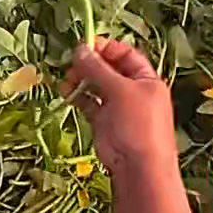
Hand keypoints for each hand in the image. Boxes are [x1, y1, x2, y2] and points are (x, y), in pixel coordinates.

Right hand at [64, 38, 178, 180]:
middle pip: (107, 69)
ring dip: (80, 80)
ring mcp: (117, 105)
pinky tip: (67, 94)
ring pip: (95, 85)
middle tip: (71, 65)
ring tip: (66, 82)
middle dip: (89, 65)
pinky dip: (78, 96)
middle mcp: (132, 89)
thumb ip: (98, 69)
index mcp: (145, 79)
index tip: (84, 46)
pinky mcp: (103, 119)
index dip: (105, 48)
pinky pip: (88, 102)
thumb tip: (80, 49)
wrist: (138, 166)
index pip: (124, 54)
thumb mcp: (119, 91)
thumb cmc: (137, 124)